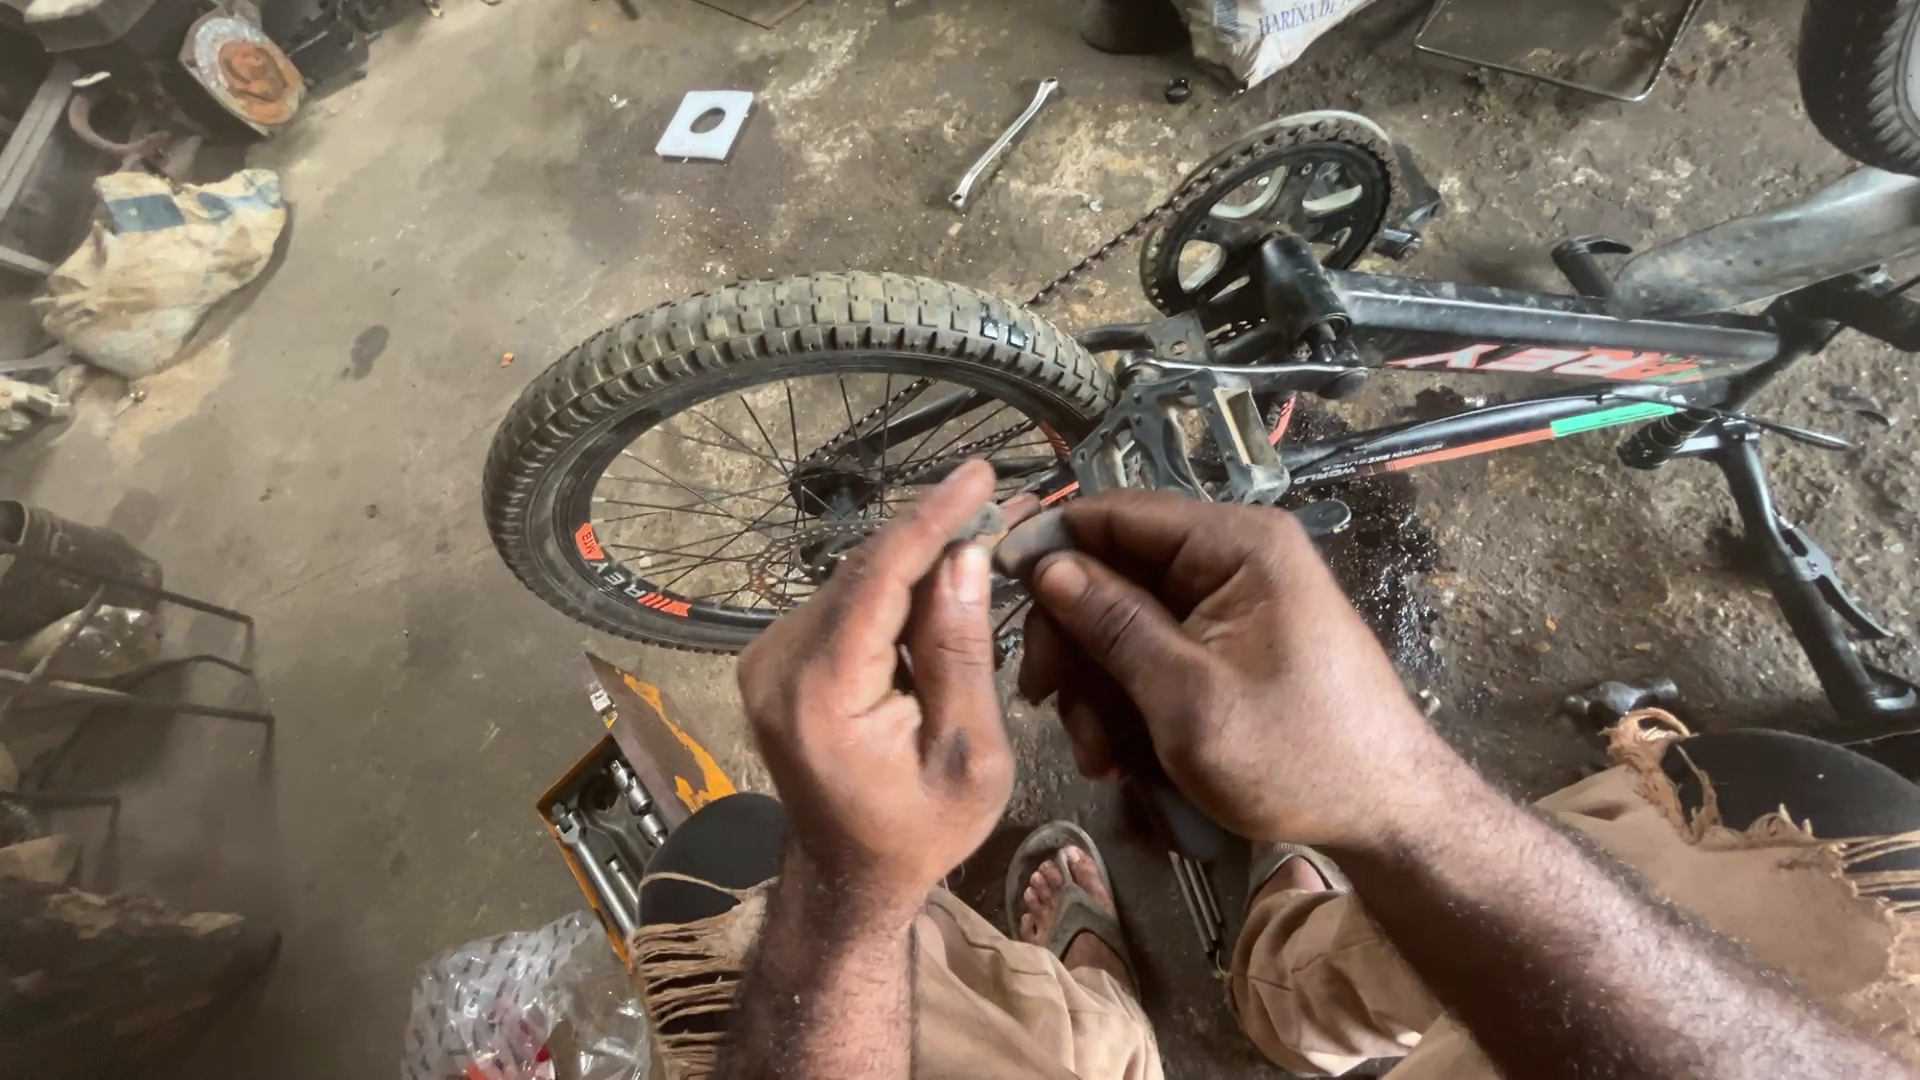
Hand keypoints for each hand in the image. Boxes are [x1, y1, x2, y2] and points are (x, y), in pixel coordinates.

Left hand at [737, 460, 1013, 923]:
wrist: (849, 874)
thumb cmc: (919, 831)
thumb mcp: (967, 757)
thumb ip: (960, 654)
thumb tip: (963, 558)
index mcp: (819, 698)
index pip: (877, 580)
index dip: (930, 517)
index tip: (977, 471)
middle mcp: (776, 666)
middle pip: (864, 571)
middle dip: (933, 531)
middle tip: (996, 500)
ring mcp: (766, 659)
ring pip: (854, 580)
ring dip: (917, 555)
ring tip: (979, 530)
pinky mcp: (775, 657)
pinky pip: (844, 602)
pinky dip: (894, 584)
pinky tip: (937, 577)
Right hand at [1017, 490, 1447, 848]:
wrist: (1387, 820)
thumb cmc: (1295, 755)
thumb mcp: (1187, 695)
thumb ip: (1113, 624)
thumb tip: (1046, 566)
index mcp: (1234, 544)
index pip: (1118, 514)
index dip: (1053, 543)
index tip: (1000, 586)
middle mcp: (1227, 558)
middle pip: (1112, 572)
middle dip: (1073, 640)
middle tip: (1042, 698)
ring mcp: (1224, 601)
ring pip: (1121, 619)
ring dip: (1095, 683)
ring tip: (1097, 753)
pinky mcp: (1220, 641)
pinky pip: (1149, 650)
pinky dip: (1123, 696)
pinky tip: (1119, 752)